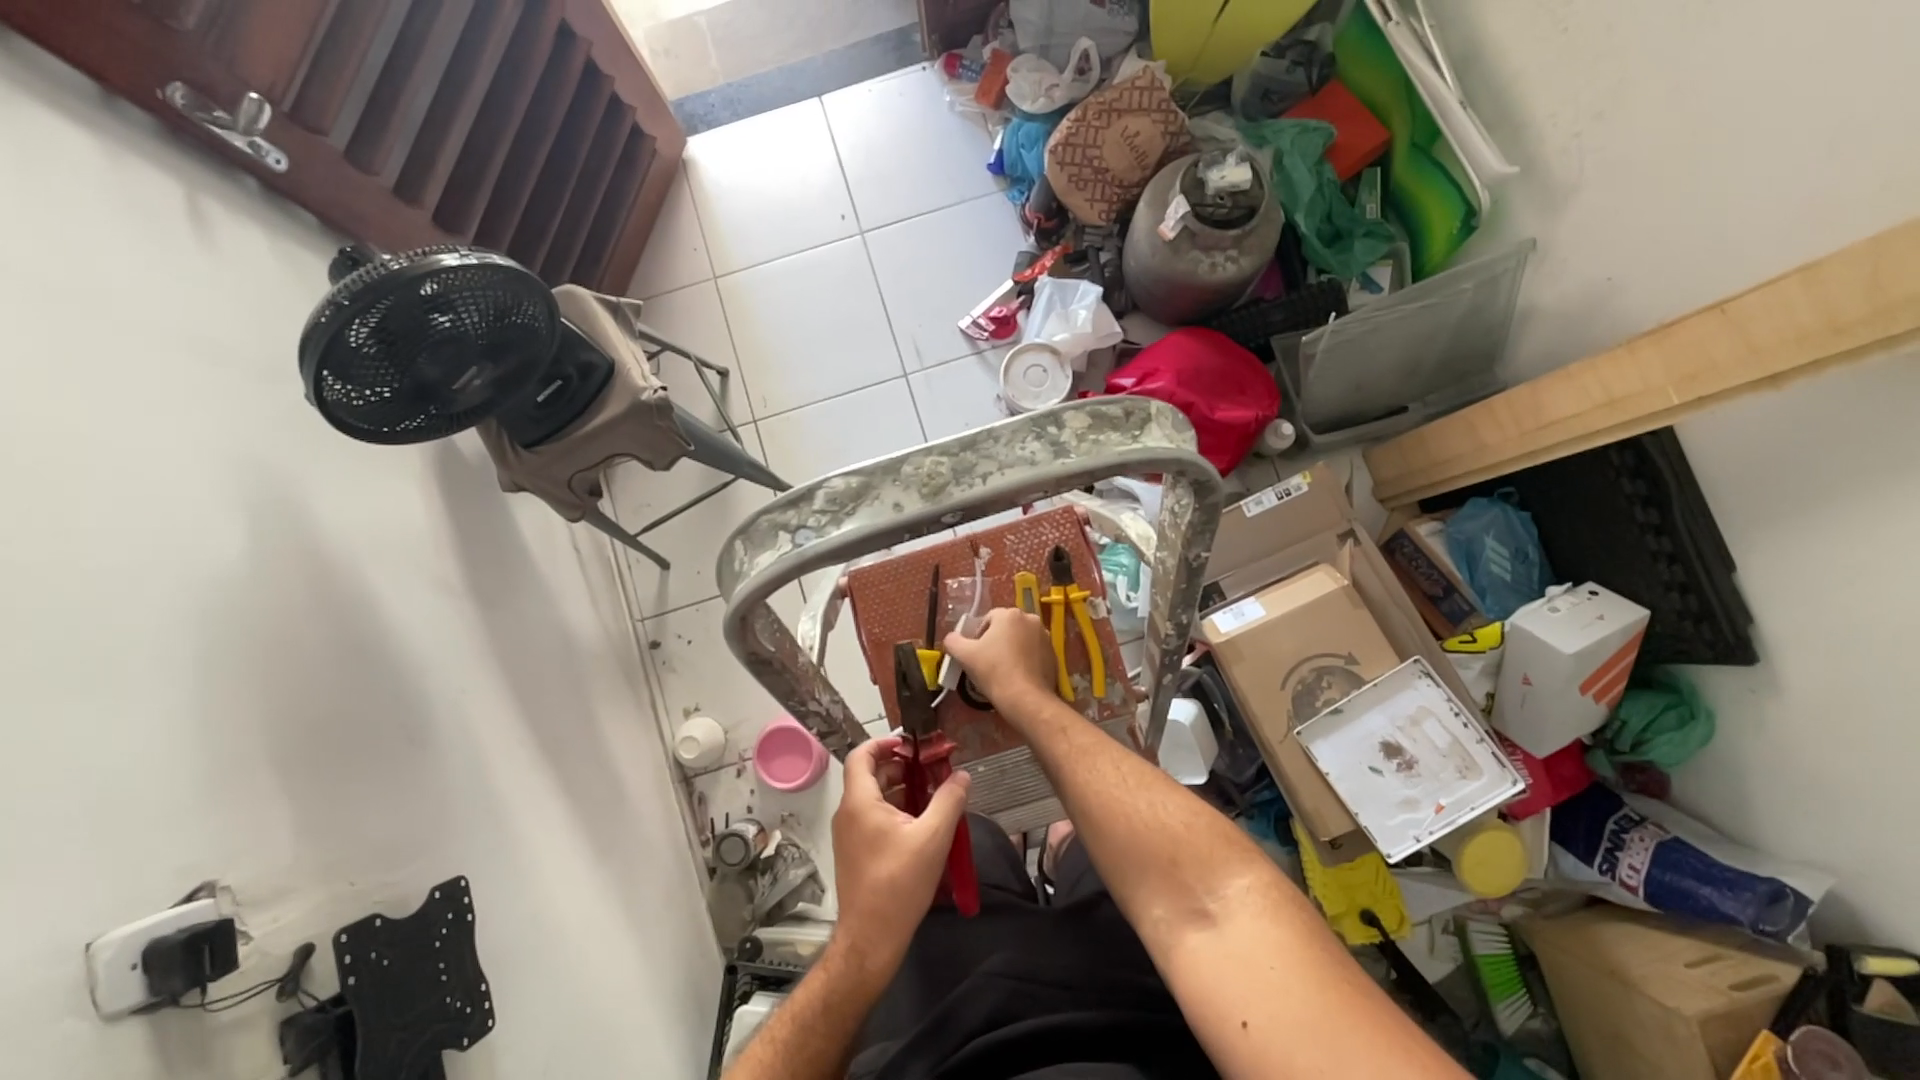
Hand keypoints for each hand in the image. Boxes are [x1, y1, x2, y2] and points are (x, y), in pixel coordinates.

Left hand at [831, 737, 970, 969]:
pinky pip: (872, 818)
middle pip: (869, 775)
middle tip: (932, 768)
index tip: (911, 744)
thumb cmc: (899, 883)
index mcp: (859, 802)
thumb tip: (962, 775)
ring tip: (934, 793)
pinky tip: (922, 823)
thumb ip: (949, 800)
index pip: (861, 755)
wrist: (871, 937)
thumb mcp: (934, 837)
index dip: (884, 742)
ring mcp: (848, 835)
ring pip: (873, 798)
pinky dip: (895, 810)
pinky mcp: (854, 852)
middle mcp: (848, 813)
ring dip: (901, 789)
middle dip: (901, 767)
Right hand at [943, 607, 1055, 710]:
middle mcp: (1031, 619)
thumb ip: (953, 641)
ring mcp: (1046, 637)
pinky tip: (1018, 677)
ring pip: (1021, 640)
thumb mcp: (964, 655)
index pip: (988, 619)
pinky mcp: (1054, 654)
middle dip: (996, 642)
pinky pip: (1034, 653)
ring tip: (1003, 671)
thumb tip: (951, 638)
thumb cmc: (994, 672)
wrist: (1026, 699)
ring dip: (1012, 650)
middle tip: (987, 662)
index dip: (978, 636)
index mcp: (1010, 614)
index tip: (975, 654)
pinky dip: (1025, 660)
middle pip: (1006, 628)